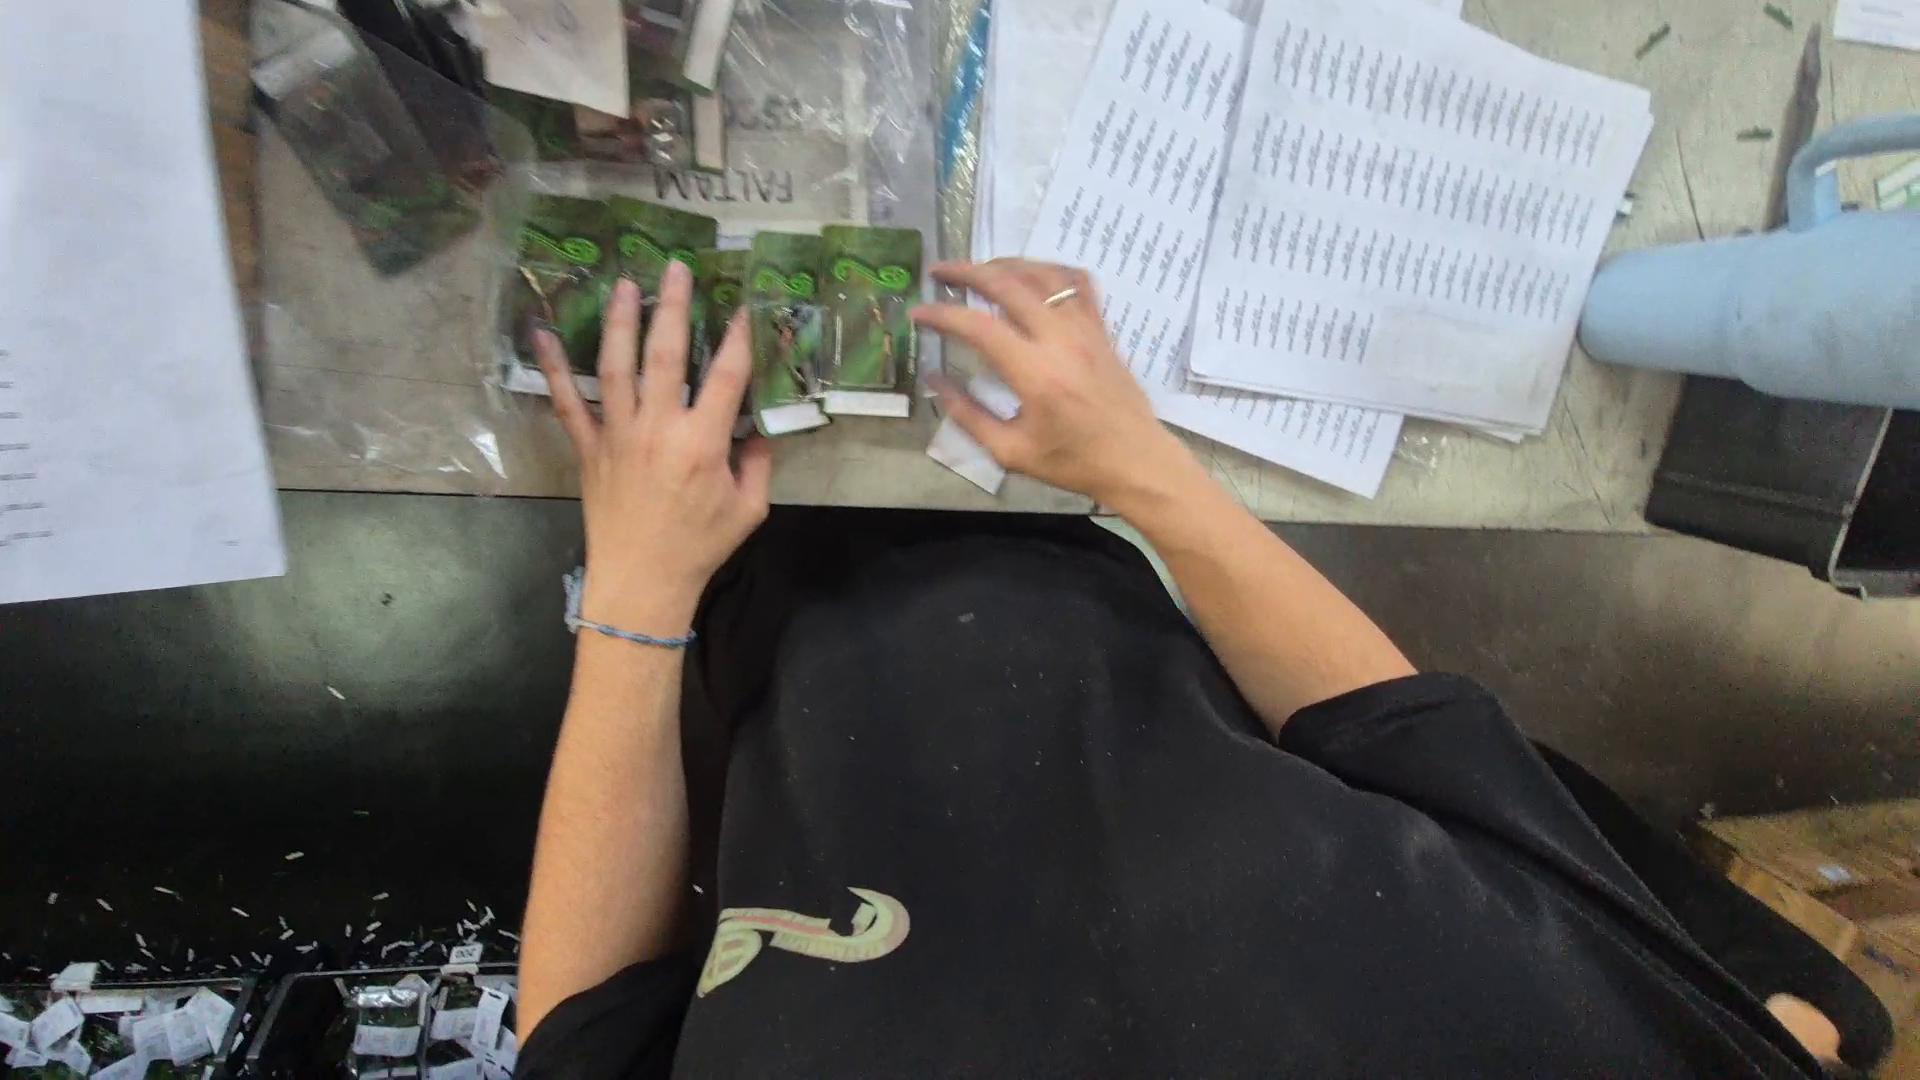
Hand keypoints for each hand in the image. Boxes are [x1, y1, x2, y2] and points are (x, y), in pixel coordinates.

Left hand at [536, 265, 771, 635]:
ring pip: (616, 365)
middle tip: (677, 269)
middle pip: (667, 354)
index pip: (727, 377)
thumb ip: (758, 464)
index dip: (739, 339)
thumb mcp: (750, 509)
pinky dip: (552, 367)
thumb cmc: (701, 545)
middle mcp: (659, 427)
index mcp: (703, 442)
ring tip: (626, 283)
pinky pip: (567, 402)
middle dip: (674, 307)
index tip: (744, 308)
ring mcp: (618, 433)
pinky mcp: (588, 448)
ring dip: (620, 320)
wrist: (643, 580)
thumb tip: (756, 429)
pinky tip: (541, 332)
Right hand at [912, 259, 1199, 509]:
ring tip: (979, 271)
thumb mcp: (1011, 451)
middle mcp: (1060, 340)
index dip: (942, 315)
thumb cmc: (1072, 463)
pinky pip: (1076, 282)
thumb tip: (935, 380)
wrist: (1136, 461)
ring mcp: (1085, 329)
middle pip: (1009, 284)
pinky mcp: (1101, 328)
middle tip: (939, 274)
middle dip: (967, 272)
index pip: (978, 327)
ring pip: (1043, 274)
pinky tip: (1031, 276)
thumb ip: (969, 415)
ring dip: (1005, 264)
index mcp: (1035, 374)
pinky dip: (1049, 271)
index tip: (918, 314)